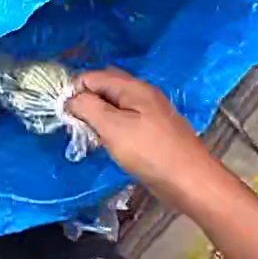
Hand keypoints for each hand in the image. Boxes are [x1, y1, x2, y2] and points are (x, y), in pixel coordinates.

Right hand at [67, 68, 219, 197]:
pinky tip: (110, 144)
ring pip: (115, 105)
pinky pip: (126, 120)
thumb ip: (88, 107)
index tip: (66, 115)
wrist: (191, 181)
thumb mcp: (112, 127)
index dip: (75, 91)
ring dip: (99, 116)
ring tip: (90, 136)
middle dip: (86, 101)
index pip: (92, 76)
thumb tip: (71, 98)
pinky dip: (112, 127)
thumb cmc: (149, 152)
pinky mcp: (155, 130)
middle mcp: (143, 94)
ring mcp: (151, 112)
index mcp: (133, 88)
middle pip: (105, 87)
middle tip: (76, 124)